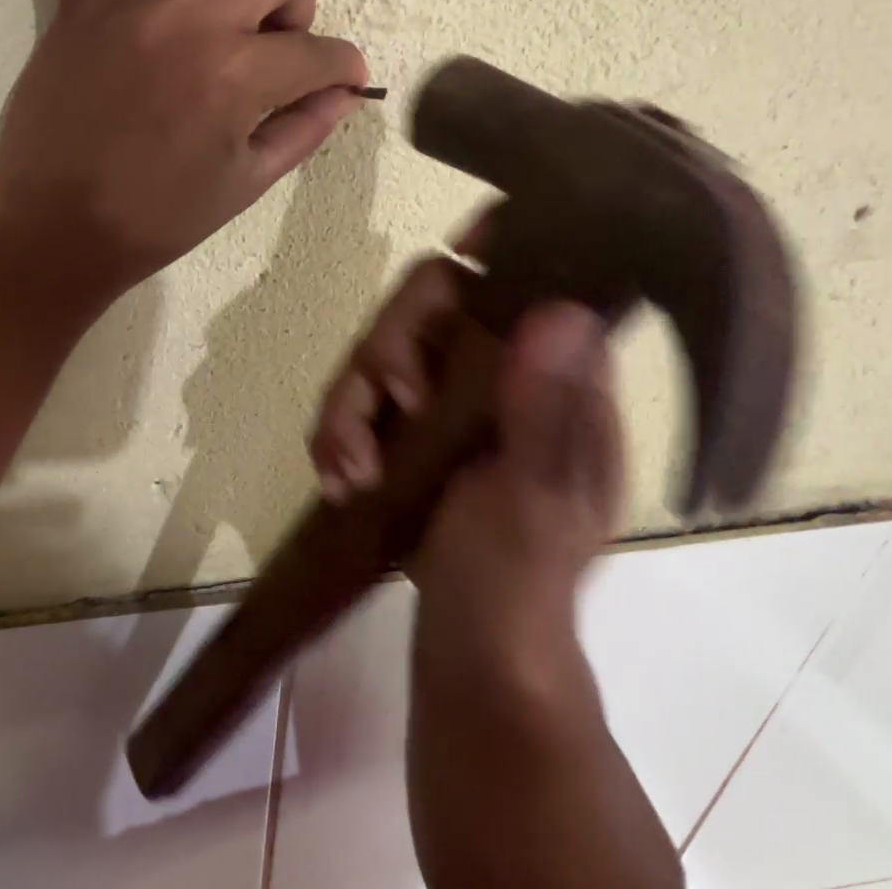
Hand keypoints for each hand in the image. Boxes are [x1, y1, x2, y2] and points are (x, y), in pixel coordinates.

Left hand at [0, 0, 371, 300]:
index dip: (339, 70)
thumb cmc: (149, 222)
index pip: (318, 50)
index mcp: (235, 73)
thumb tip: (343, 89)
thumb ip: (302, 129)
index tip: (337, 81)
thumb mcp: (242, 187)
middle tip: (275, 46)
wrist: (51, 231)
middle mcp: (188, 10)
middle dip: (299, 0)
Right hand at [309, 225, 622, 667]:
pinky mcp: (400, 431)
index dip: (500, 246)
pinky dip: (335, 435)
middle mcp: (498, 373)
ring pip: (376, 353)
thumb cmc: (521, 579)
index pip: (532, 278)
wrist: (473, 646)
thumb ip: (545, 414)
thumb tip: (556, 309)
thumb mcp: (538, 502)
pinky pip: (352, 403)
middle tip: (388, 406)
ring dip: (348, 406)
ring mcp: (444, 402)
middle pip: (426, 305)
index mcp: (555, 377)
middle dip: (387, 352)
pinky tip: (338, 478)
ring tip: (346, 470)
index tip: (461, 245)